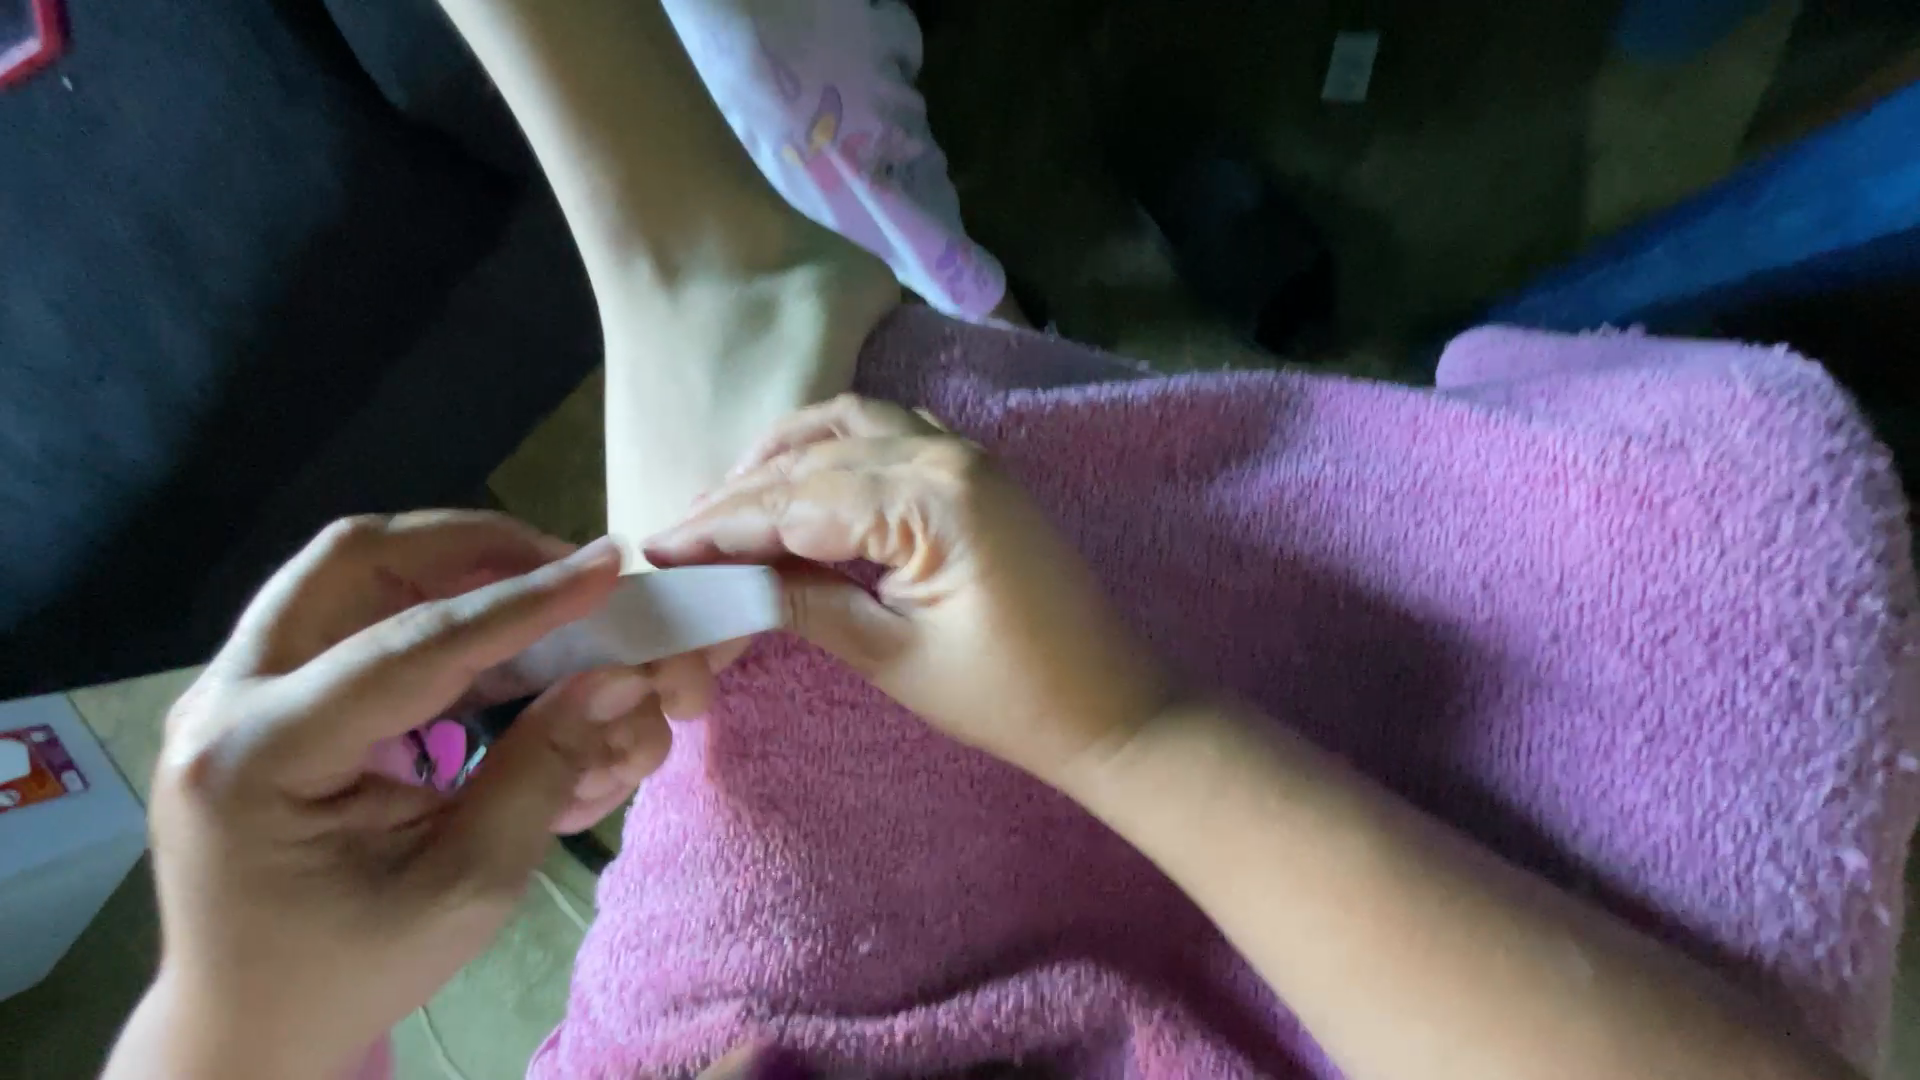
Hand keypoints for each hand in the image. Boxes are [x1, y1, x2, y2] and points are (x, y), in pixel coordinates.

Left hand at [117, 512, 709, 1076]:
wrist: (249, 1020)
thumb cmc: (355, 965)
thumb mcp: (471, 881)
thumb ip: (547, 767)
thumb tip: (621, 676)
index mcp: (259, 757)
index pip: (416, 644)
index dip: (527, 601)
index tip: (611, 567)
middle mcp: (233, 696)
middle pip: (359, 558)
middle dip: (480, 545)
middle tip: (567, 566)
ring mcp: (249, 686)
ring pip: (365, 568)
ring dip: (470, 566)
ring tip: (552, 598)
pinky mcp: (285, 691)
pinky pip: (375, 609)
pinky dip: (456, 605)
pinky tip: (512, 645)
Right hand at [644, 394, 1169, 784]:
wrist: (1109, 704)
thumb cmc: (1009, 698)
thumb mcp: (894, 656)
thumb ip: (807, 604)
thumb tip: (730, 580)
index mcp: (932, 500)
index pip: (799, 501)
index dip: (722, 526)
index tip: (659, 547)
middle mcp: (948, 455)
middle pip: (818, 459)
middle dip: (744, 494)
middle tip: (684, 532)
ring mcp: (968, 454)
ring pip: (853, 426)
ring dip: (788, 455)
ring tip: (733, 499)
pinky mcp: (977, 471)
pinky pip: (893, 433)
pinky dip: (840, 445)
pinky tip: (809, 477)